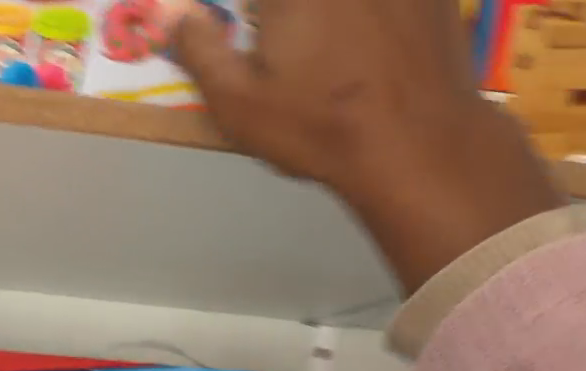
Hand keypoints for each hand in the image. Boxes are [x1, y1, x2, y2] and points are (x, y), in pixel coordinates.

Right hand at [162, 0, 565, 292]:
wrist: (415, 141)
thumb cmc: (315, 125)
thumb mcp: (238, 102)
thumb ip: (201, 50)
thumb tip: (171, 12)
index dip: (251, 16)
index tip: (246, 34)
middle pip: (293, 5)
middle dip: (276, 19)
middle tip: (282, 61)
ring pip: (338, 8)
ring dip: (325, 26)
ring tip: (321, 70)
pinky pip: (384, 4)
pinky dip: (373, 19)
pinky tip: (367, 53)